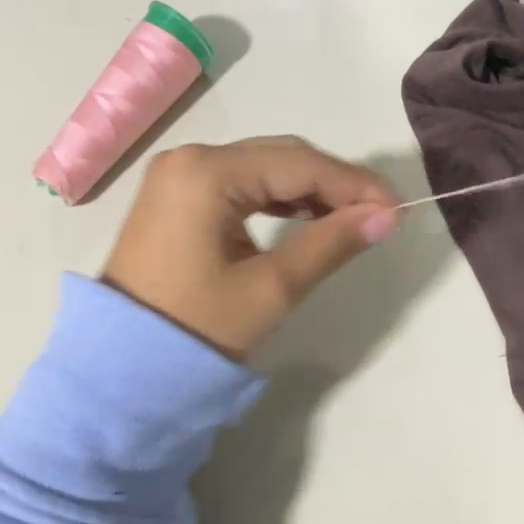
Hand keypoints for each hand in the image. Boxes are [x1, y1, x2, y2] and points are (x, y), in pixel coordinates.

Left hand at [103, 136, 400, 358]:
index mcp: (207, 173)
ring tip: (352, 220)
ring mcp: (178, 177)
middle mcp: (190, 159)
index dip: (354, 184)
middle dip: (334, 184)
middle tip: (380, 216)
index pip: (299, 164)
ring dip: (309, 191)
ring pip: (263, 169)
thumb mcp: (271, 288)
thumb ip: (331, 244)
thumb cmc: (199, 327)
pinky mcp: (176, 199)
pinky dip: (277, 199)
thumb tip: (386, 216)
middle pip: (281, 157)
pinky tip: (306, 218)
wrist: (125, 366)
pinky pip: (240, 186)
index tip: (398, 211)